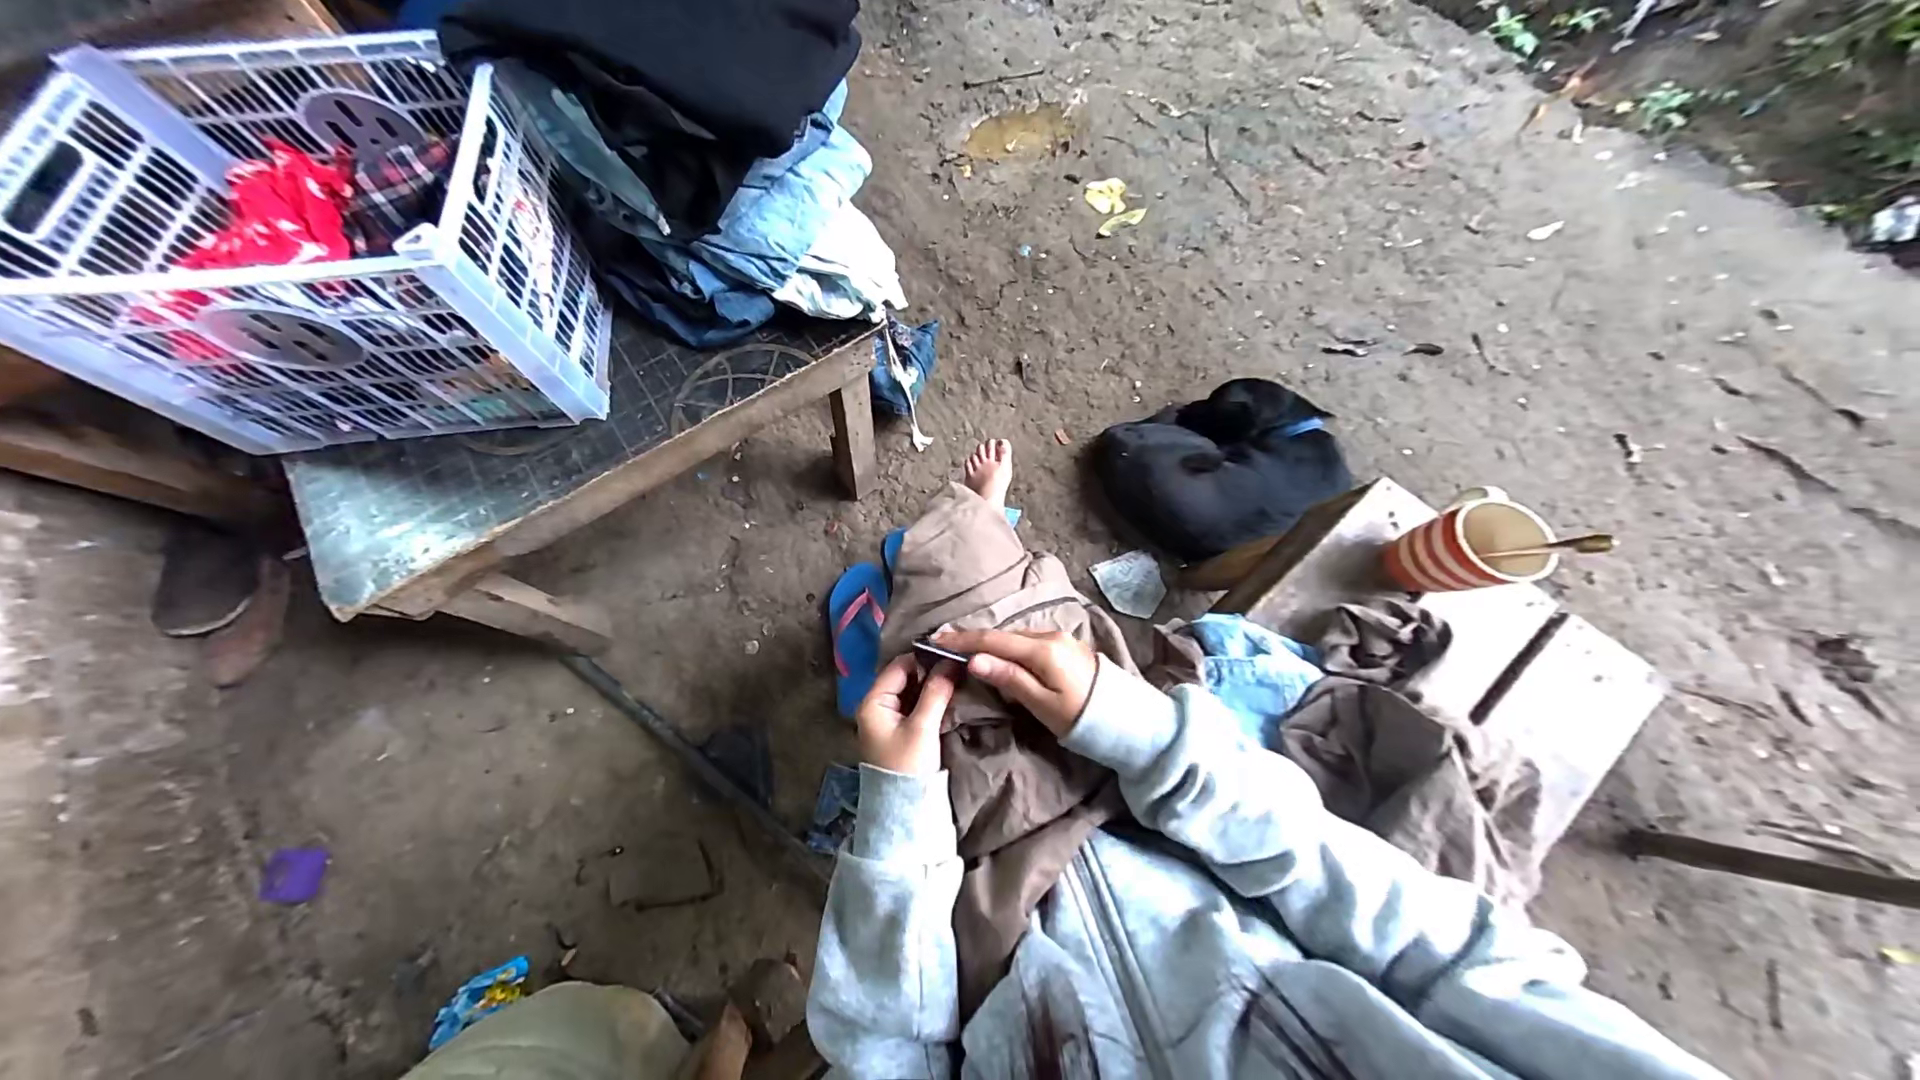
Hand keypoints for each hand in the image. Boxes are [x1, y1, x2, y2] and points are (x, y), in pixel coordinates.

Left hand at [855, 654, 959, 773]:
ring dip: (930, 684)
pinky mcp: (898, 730)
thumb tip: (950, 662)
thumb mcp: (923, 727)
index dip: (922, 658)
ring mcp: (886, 719)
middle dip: (928, 670)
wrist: (904, 809)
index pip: (898, 667)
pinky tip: (946, 694)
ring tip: (955, 676)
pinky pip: (912, 704)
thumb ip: (936, 692)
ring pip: (910, 691)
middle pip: (903, 677)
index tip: (949, 654)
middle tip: (956, 665)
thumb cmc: (909, 765)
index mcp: (872, 702)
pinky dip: (927, 698)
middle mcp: (875, 706)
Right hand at [934, 629, 1096, 737]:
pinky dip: (1007, 646)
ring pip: (1015, 637)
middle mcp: (1050, 636)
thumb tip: (974, 660)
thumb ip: (1009, 678)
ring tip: (964, 648)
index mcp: (1043, 650)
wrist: (1126, 719)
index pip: (993, 640)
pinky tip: (996, 652)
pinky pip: (1027, 642)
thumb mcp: (1042, 703)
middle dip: (972, 639)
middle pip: (1003, 635)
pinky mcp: (1065, 647)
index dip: (963, 640)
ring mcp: (1060, 639)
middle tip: (943, 644)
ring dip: (989, 642)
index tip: (936, 641)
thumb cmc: (1080, 717)